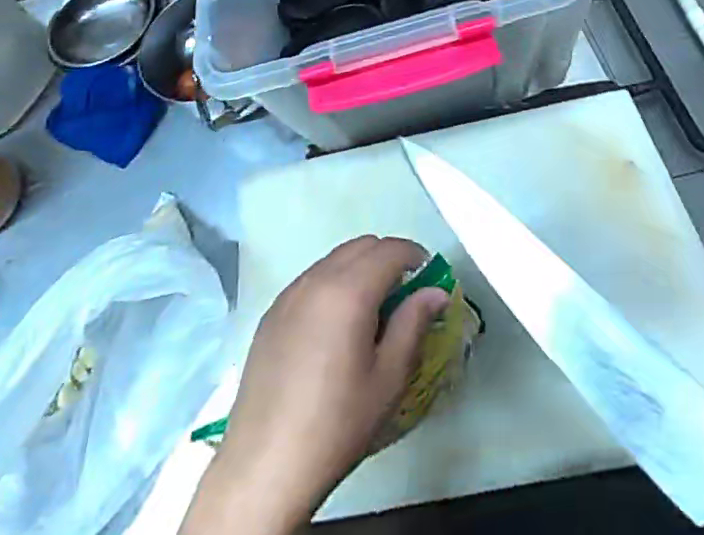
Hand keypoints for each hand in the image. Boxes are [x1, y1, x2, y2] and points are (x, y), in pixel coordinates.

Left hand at [182, 236, 449, 534]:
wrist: (268, 457)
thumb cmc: (339, 422)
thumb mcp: (389, 377)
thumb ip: (413, 324)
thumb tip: (435, 292)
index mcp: (347, 290)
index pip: (388, 250)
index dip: (415, 256)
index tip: (431, 279)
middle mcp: (315, 279)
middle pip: (359, 246)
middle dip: (388, 258)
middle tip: (407, 295)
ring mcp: (288, 293)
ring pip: (333, 260)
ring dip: (360, 269)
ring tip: (374, 312)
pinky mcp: (272, 312)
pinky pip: (311, 279)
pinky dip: (334, 283)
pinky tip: (338, 326)